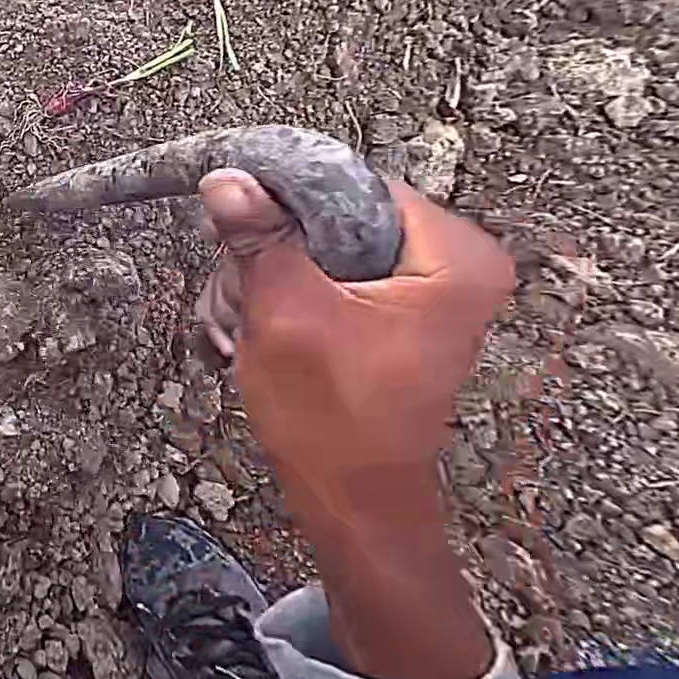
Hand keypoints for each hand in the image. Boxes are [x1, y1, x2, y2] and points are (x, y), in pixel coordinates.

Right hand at [198, 169, 512, 678]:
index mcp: (452, 257)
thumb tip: (226, 179)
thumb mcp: (286, 314)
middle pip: (325, 216)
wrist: (347, 500)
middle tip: (245, 299)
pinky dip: (275, 299)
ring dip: (261, 282)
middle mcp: (444, 263)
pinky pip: (314, 275)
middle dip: (268, 257)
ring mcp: (412, 288)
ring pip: (309, 246)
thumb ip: (260, 240)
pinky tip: (256, 333)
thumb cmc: (331, 418)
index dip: (283, 201)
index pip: (349, 183)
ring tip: (247, 327)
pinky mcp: (381, 309)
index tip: (238, 228)